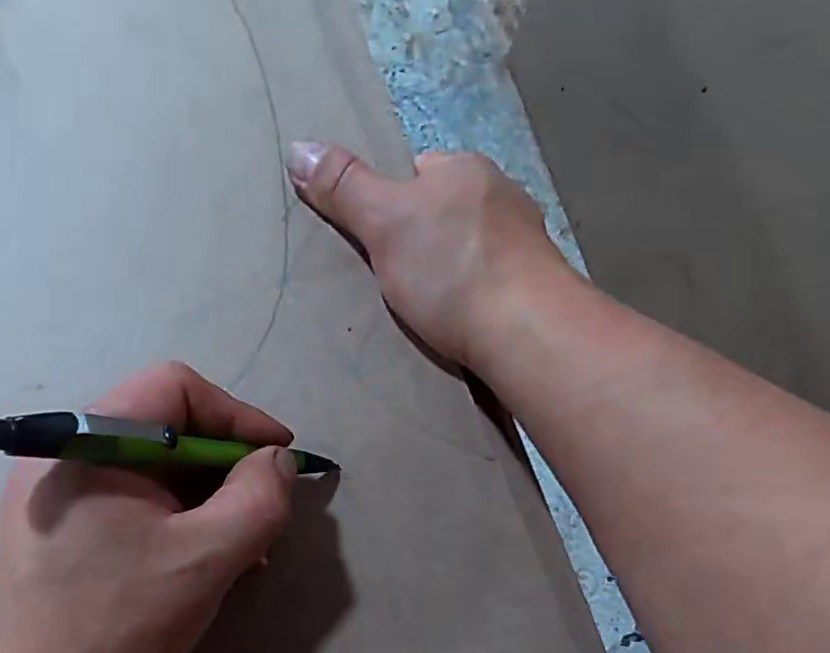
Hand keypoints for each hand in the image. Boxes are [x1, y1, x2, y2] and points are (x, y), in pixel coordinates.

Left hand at [0, 362, 299, 652]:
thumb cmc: (121, 626)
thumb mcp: (206, 559)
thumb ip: (258, 499)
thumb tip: (276, 461)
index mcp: (83, 442)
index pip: (173, 388)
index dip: (236, 416)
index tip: (276, 459)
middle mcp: (59, 455)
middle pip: (161, 426)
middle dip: (222, 464)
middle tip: (260, 509)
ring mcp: (52, 494)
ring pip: (148, 468)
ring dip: (202, 496)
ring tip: (238, 546)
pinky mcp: (58, 529)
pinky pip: (127, 500)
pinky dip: (172, 517)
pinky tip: (197, 558)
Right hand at [285, 140, 580, 370]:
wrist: (524, 330)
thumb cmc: (451, 269)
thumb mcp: (385, 222)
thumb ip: (345, 188)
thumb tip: (299, 146)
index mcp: (466, 169)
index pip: (414, 174)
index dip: (385, 205)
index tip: (370, 243)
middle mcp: (501, 195)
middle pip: (439, 214)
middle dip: (414, 242)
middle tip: (386, 281)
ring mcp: (521, 241)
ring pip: (464, 249)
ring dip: (443, 272)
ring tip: (419, 307)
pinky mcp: (530, 285)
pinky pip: (485, 282)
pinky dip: (467, 297)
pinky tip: (454, 321)